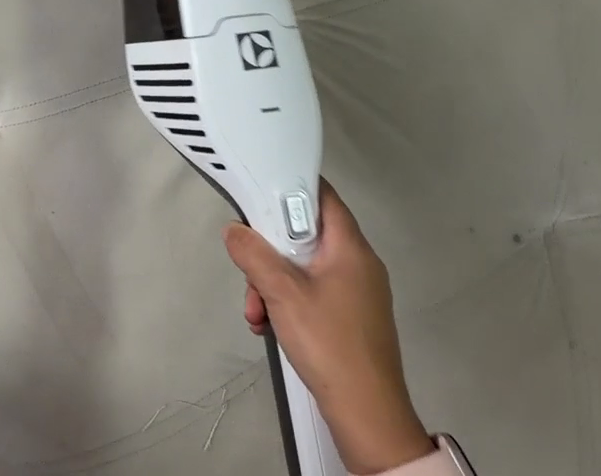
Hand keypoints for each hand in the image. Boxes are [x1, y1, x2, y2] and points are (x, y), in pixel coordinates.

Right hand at [224, 182, 431, 475]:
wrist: (367, 412)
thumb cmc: (328, 342)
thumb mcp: (282, 293)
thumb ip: (253, 255)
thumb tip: (234, 230)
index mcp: (350, 248)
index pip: (322, 196)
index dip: (290, 188)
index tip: (257, 196)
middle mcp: (357, 264)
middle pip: (304, 236)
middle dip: (268, 252)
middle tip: (249, 273)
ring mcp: (355, 292)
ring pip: (302, 268)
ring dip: (271, 283)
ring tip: (256, 312)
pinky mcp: (349, 317)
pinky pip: (310, 292)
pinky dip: (286, 302)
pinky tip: (269, 325)